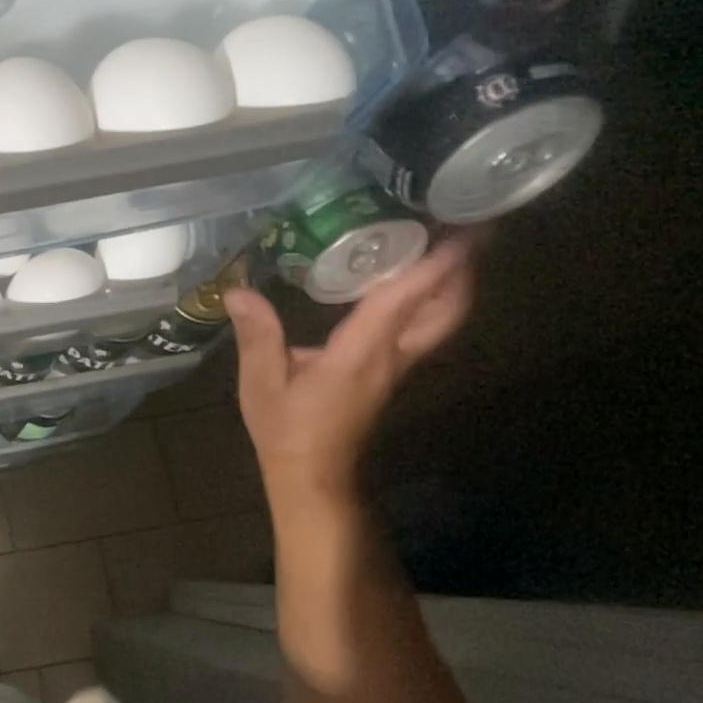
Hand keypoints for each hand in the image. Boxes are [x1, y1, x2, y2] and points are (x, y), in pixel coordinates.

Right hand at [226, 232, 477, 493]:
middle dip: (461, 270)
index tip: (459, 228)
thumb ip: (257, 335)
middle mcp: (390, 357)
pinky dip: (428, 302)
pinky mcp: (389, 375)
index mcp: (360, 354)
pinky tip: (408, 288)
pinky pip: (422, 330)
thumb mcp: (262, 383)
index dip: (432, 264)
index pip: (403, 300)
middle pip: (445, 310)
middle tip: (464, 230)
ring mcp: (396, 368)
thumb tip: (238, 291)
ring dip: (450, 285)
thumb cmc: (287, 430)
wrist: (311, 474)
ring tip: (444, 249)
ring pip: (440, 320)